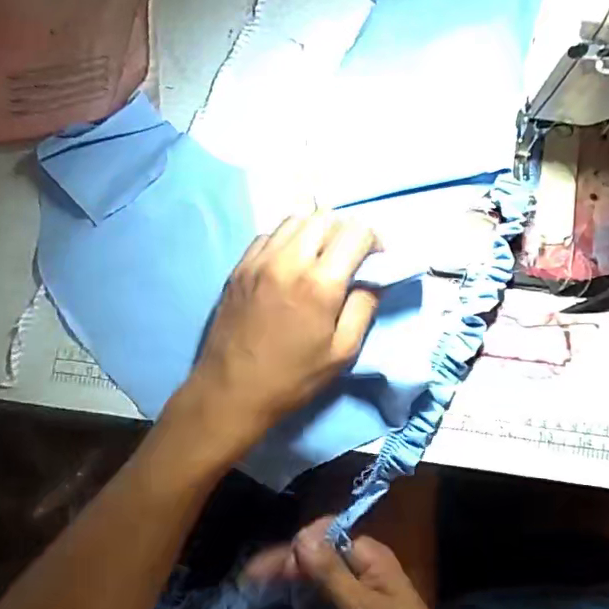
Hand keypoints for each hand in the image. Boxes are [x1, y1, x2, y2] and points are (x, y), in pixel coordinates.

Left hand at [181, 212, 379, 435]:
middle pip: (325, 217)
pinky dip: (289, 239)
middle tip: (352, 257)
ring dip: (317, 230)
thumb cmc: (294, 378)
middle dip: (346, 231)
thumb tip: (374, 280)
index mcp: (320, 284)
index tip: (377, 259)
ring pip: (295, 219)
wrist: (232, 392)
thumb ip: (364, 308)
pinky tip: (292, 264)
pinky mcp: (239, 267)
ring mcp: (259, 260)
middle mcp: (288, 261)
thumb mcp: (343, 351)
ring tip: (323, 257)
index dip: (374, 240)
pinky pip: (269, 235)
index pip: (355, 232)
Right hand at [246, 518, 476, 608]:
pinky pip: (331, 595)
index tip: (266, 572)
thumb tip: (301, 534)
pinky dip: (310, 596)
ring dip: (296, 578)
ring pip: (325, 574)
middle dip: (288, 562)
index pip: (325, 535)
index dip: (295, 548)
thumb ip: (331, 572)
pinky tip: (292, 605)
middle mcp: (368, 567)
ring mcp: (367, 590)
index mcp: (372, 556)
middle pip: (322, 552)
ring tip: (261, 591)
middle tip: (251, 583)